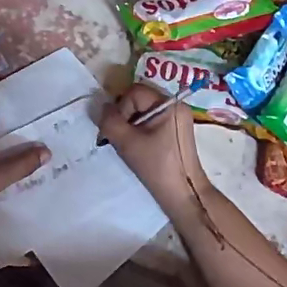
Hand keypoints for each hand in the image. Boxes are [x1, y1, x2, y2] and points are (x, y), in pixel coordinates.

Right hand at [99, 85, 205, 211]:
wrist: (183, 194)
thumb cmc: (156, 167)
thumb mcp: (127, 143)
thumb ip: (110, 121)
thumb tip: (103, 108)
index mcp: (169, 104)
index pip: (135, 92)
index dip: (120, 108)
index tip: (117, 130)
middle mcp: (177, 106)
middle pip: (140, 99)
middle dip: (124, 116)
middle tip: (118, 136)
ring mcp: (178, 118)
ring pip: (144, 111)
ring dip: (130, 124)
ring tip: (127, 144)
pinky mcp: (176, 130)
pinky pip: (152, 120)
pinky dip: (140, 130)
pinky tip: (138, 147)